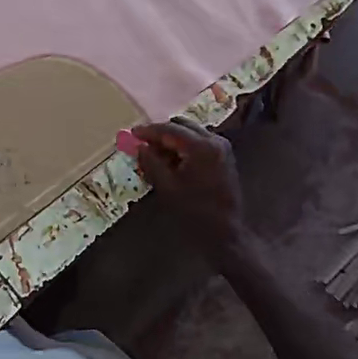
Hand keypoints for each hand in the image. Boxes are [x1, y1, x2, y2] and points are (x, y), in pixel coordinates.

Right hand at [131, 117, 250, 253]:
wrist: (226, 232)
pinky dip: (184, 146)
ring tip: (155, 154)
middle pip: (182, 125)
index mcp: (201, 147)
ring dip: (172, 139)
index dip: (149, 131)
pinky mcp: (224, 157)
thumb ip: (151, 163)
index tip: (132, 133)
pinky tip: (172, 161)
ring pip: (191, 133)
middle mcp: (214, 141)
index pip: (169, 130)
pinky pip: (200, 142)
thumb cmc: (195, 211)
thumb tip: (139, 147)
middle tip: (143, 144)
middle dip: (161, 133)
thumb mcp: (167, 187)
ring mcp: (222, 148)